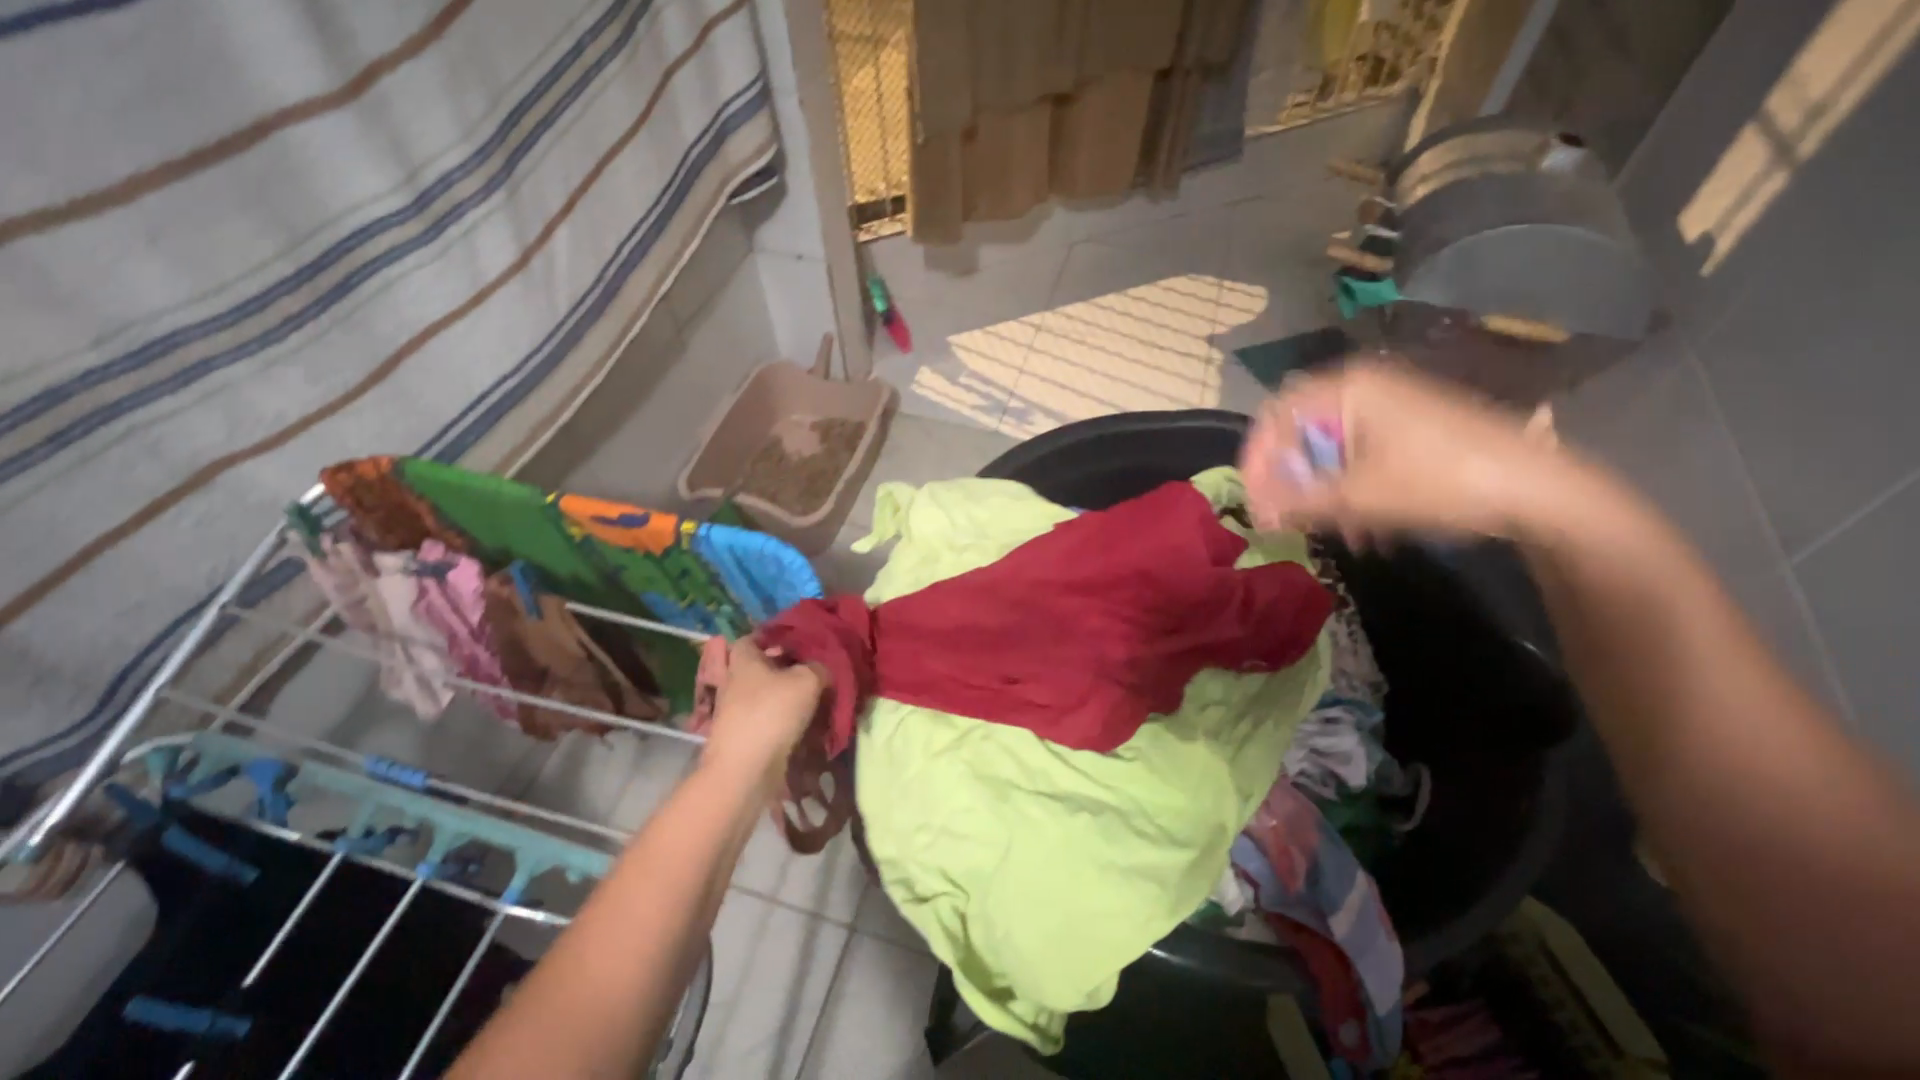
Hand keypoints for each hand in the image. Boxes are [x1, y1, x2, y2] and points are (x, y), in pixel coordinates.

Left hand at [698, 638, 823, 788]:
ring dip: (786, 695)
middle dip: (785, 668)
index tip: (800, 642)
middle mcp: (734, 682)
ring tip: (815, 698)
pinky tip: (804, 722)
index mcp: (743, 660)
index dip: (775, 637)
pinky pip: (766, 718)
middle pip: (761, 667)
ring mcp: (736, 711)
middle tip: (814, 670)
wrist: (745, 768)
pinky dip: (782, 718)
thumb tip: (822, 668)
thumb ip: (819, 667)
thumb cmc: (772, 712)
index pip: (753, 638)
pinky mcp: (742, 735)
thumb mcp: (807, 680)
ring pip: (765, 694)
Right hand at [1239, 360, 1579, 542]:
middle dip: (1292, 480)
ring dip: (1324, 492)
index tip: (1254, 501)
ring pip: (1335, 449)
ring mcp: (1395, 406)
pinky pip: (1365, 455)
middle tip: (1288, 520)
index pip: (1276, 414)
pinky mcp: (1416, 429)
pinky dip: (1354, 489)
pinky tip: (1368, 527)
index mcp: (1349, 388)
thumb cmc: (1442, 481)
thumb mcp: (1360, 496)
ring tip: (1335, 531)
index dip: (1258, 459)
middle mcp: (1368, 386)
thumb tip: (1256, 511)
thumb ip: (1299, 501)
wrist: (1539, 488)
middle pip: (1304, 432)